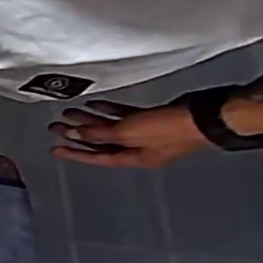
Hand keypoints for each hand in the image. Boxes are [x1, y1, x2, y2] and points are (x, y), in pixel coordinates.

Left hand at [49, 101, 209, 168]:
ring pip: (111, 127)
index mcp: (135, 159)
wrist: (209, 115)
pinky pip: (125, 115)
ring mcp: (149, 133)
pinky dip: (109, 110)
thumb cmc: (168, 129)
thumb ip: (97, 134)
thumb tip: (72, 135)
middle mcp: (141, 148)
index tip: (54, 149)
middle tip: (56, 126)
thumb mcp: (127, 133)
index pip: (98, 158)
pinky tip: (94, 104)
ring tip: (69, 111)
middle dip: (78, 134)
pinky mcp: (155, 117)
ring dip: (90, 120)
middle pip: (102, 142)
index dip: (75, 154)